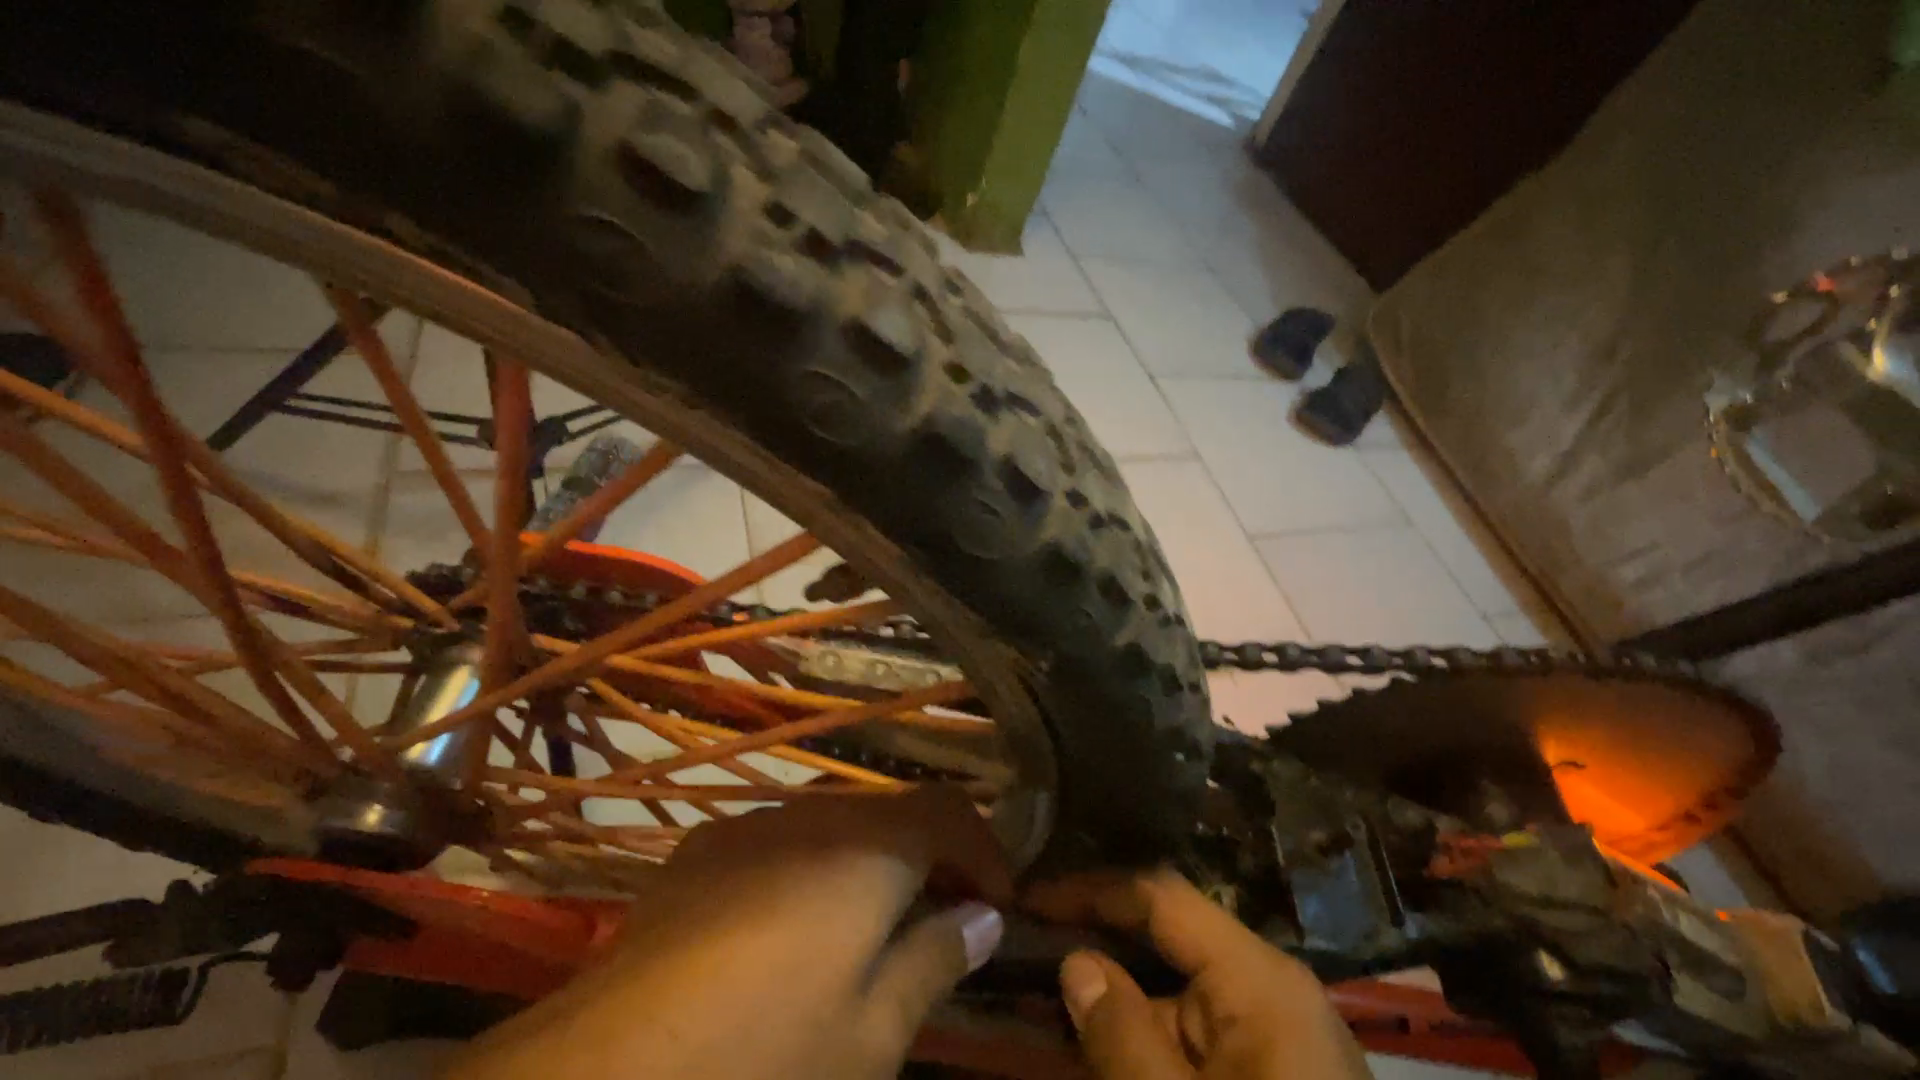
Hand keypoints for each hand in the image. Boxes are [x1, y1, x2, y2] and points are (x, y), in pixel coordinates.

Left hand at [448, 787, 1012, 1079]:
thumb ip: (934, 961)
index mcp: (866, 849)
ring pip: (831, 824)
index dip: (986, 848)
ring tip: (869, 928)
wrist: (607, 1070)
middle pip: (890, 812)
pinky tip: (787, 930)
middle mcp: (807, 816)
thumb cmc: (766, 1057)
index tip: (998, 902)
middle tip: (942, 919)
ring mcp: (743, 828)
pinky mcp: (695, 853)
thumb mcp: (872, 1033)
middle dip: (928, 857)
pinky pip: (775, 841)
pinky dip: (808, 868)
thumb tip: (983, 918)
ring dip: (867, 862)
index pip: (948, 810)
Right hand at [1026, 869, 1373, 1079]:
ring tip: (1042, 1014)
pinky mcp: (1271, 1071)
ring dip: (1115, 1006)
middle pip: (1166, 942)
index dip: (1090, 891)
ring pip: (1175, 995)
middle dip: (1095, 950)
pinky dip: (1146, 1042)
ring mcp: (1273, 1033)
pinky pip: (1196, 1039)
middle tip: (1021, 961)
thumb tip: (1076, 963)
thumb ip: (1123, 1037)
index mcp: (1258, 979)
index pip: (1160, 898)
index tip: (1026, 899)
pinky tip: (1100, 1058)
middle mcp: (1268, 988)